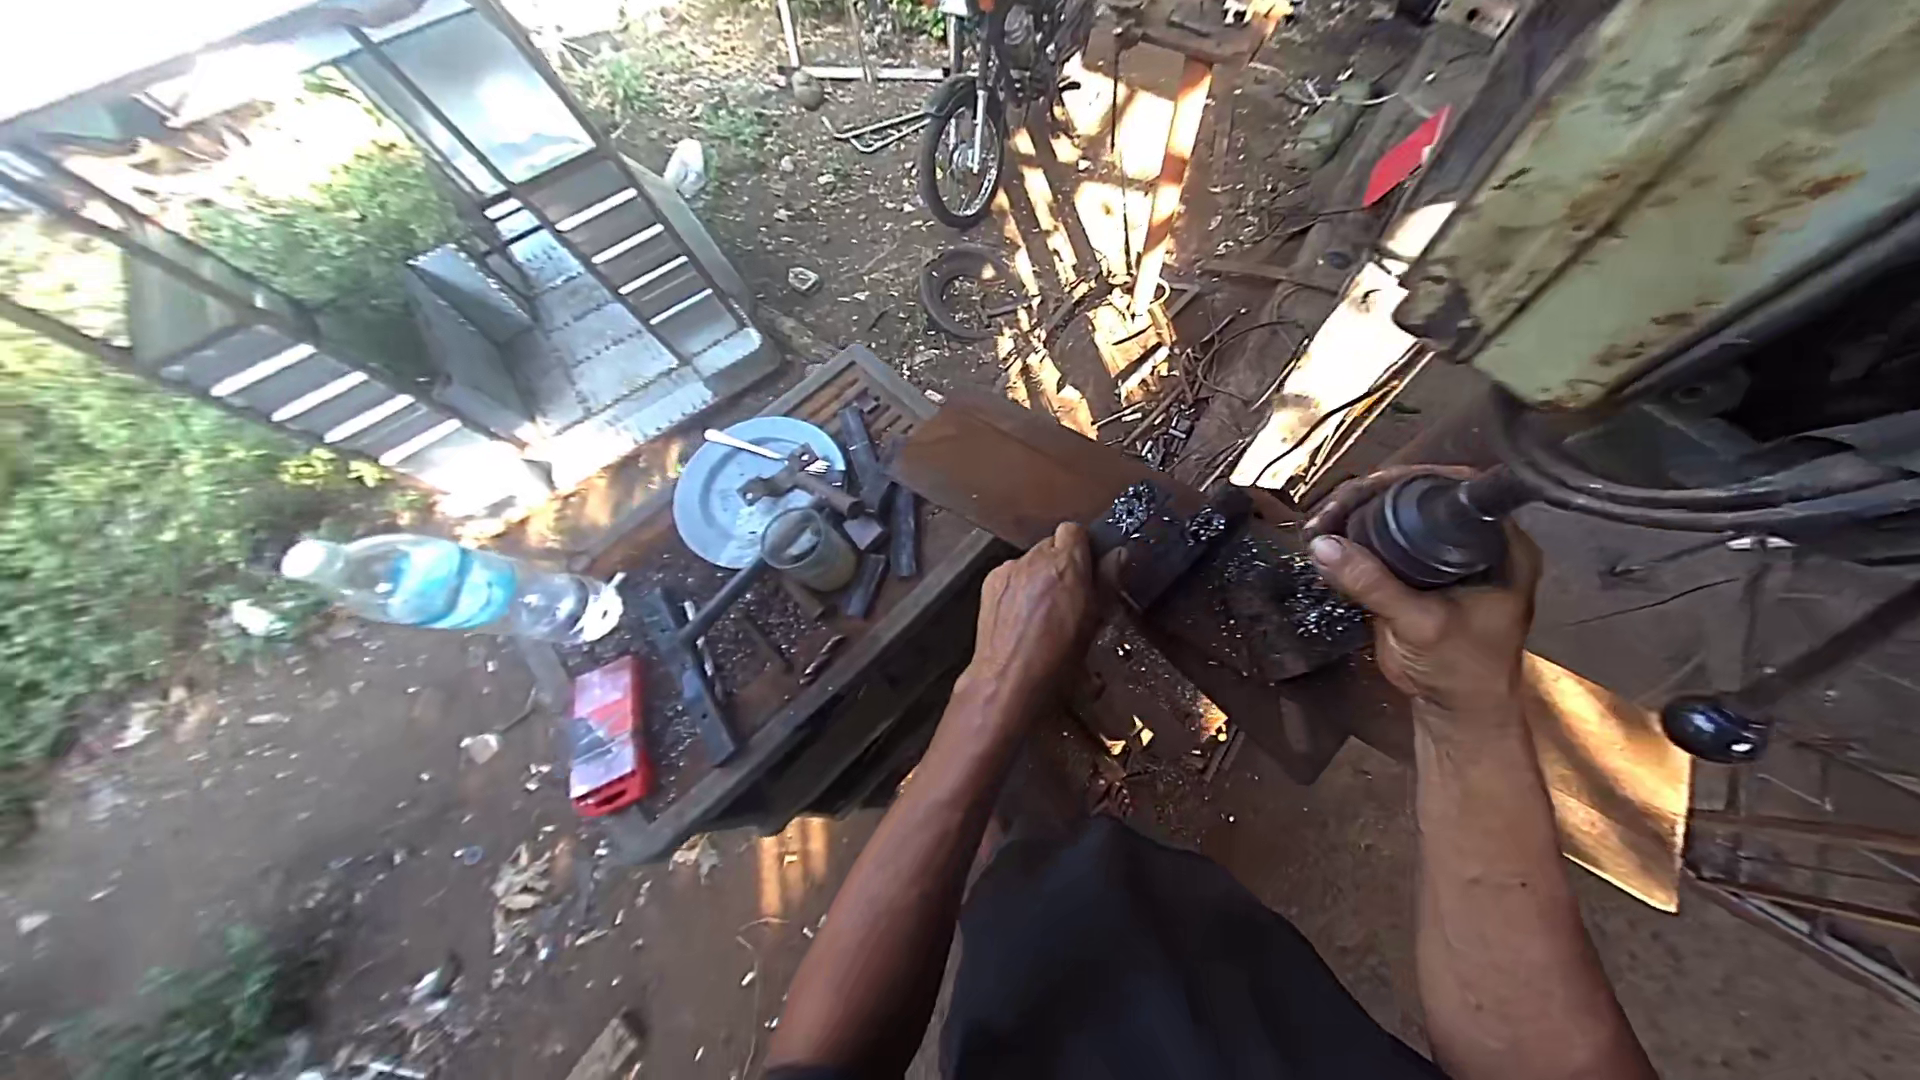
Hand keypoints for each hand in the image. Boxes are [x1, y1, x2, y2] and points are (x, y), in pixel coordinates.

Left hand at [968, 521, 1094, 706]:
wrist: (1009, 680)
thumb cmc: (1054, 661)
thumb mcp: (1095, 621)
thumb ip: (1107, 581)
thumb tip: (1117, 555)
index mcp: (1067, 565)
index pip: (1075, 531)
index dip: (1082, 548)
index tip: (1088, 568)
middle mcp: (1035, 560)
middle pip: (1051, 546)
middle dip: (1061, 564)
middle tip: (1070, 595)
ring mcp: (1010, 570)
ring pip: (1030, 561)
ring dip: (1039, 576)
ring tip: (1044, 612)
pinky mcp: (990, 583)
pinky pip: (1010, 575)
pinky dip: (1017, 588)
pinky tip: (1022, 616)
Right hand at [1305, 470, 1540, 721]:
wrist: (1452, 709)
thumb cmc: (1460, 668)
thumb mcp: (1420, 623)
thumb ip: (1373, 584)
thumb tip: (1320, 545)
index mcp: (1496, 545)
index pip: (1453, 489)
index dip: (1407, 480)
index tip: (1363, 488)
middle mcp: (1468, 542)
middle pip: (1412, 497)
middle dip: (1365, 498)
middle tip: (1327, 513)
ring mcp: (1436, 557)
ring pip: (1389, 517)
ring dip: (1349, 517)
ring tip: (1317, 527)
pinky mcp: (1408, 573)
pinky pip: (1374, 542)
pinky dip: (1346, 538)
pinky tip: (1321, 542)